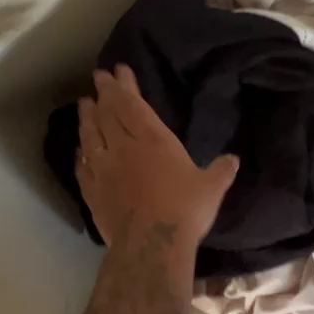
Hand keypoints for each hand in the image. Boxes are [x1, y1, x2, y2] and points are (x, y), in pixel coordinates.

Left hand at [76, 65, 239, 251]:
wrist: (151, 244)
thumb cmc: (185, 209)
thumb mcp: (212, 187)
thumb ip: (220, 170)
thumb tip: (233, 159)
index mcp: (154, 140)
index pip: (134, 105)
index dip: (126, 86)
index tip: (118, 70)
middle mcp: (124, 148)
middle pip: (109, 114)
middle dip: (104, 93)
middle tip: (98, 78)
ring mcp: (104, 170)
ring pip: (91, 136)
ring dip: (87, 118)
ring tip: (84, 104)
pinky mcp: (93, 192)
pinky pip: (83, 166)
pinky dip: (81, 153)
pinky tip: (81, 149)